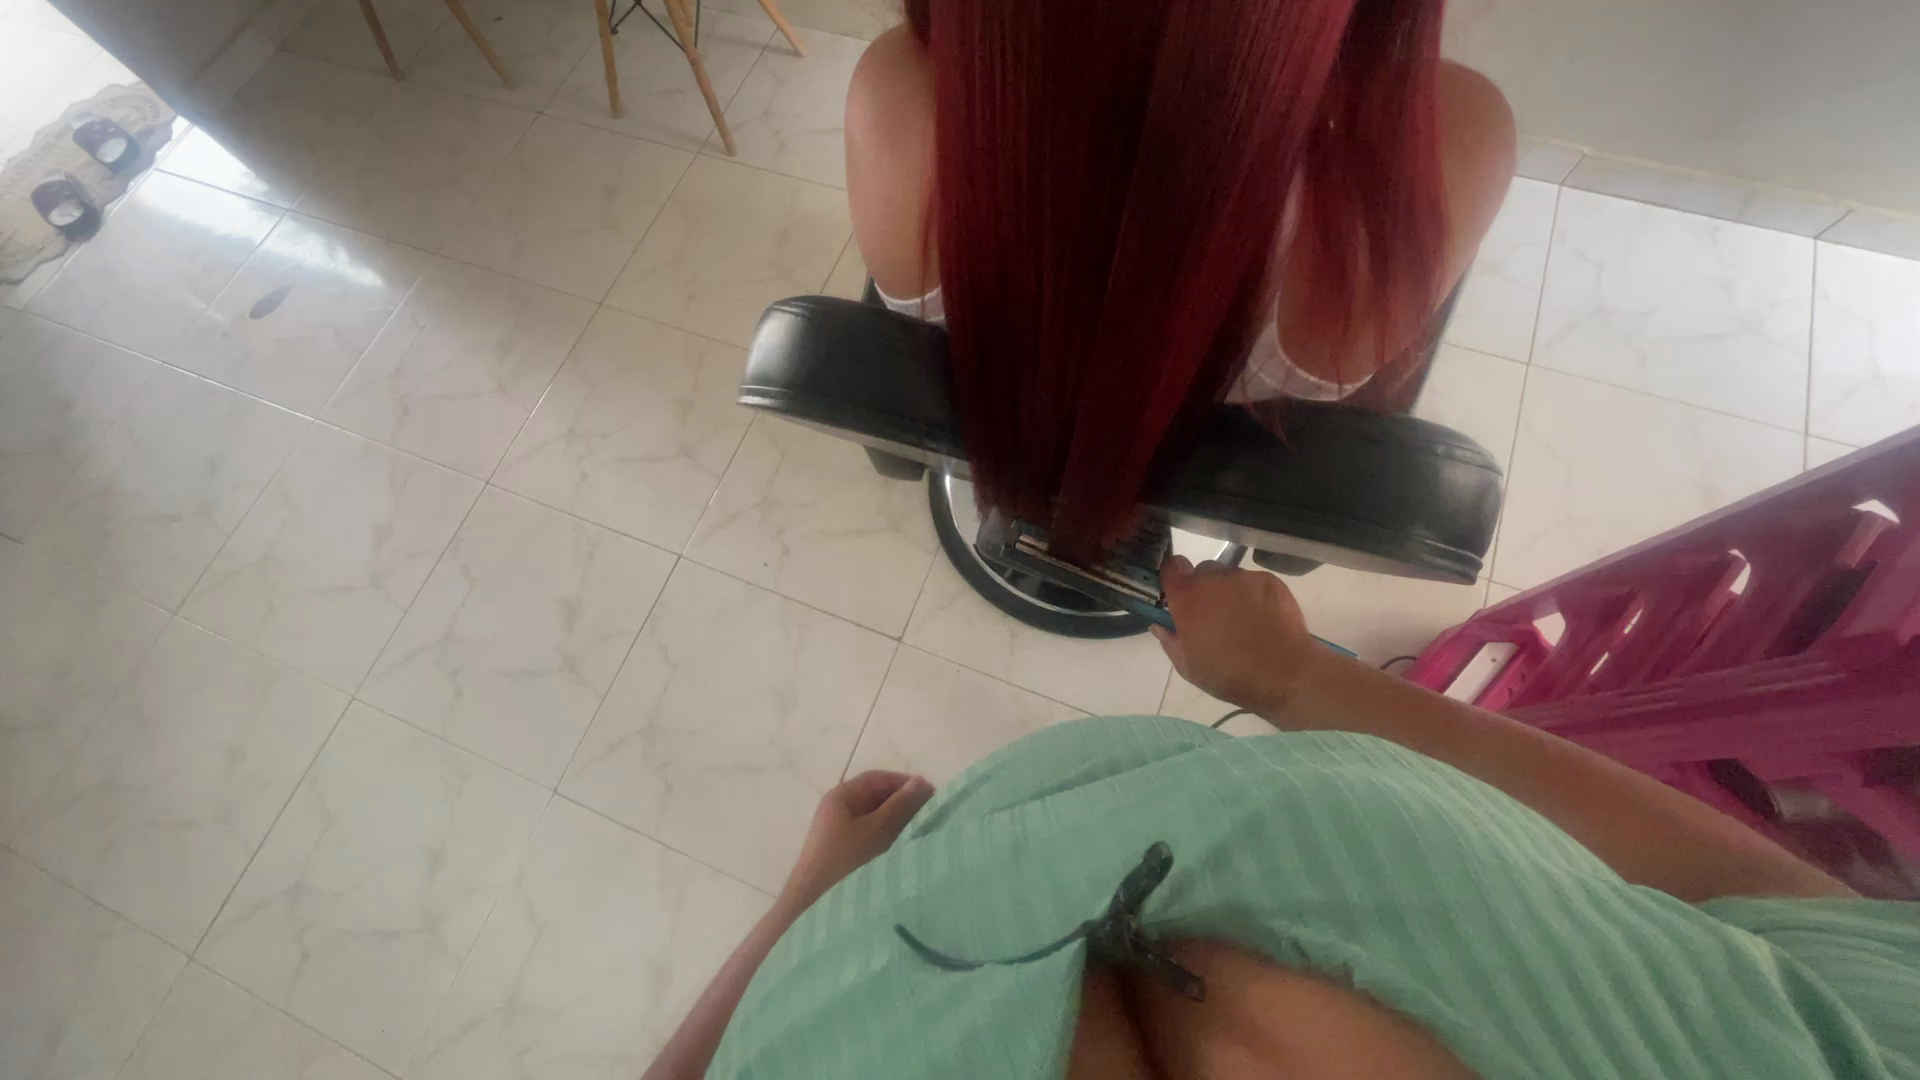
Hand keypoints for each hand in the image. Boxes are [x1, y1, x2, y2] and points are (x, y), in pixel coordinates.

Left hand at [779, 770, 934, 911]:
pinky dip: (884, 832)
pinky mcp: (837, 847)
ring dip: (894, 818)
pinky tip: (898, 845)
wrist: (813, 904)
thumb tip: (921, 781)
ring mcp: (835, 828)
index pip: (878, 779)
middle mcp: (836, 807)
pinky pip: (866, 831)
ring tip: (917, 829)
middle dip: (902, 801)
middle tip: (927, 813)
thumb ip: (900, 805)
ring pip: (871, 814)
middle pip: (874, 795)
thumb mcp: (878, 830)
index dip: (905, 783)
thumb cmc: (846, 862)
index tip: (931, 795)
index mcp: (841, 796)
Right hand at [1153, 555, 1319, 714]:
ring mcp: (1244, 578)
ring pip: (1229, 577)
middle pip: (1202, 572)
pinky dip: (1254, 596)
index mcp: (1188, 596)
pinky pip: (1254, 583)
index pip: (1171, 566)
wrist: (1284, 673)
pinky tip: (1262, 620)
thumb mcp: (1187, 666)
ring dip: (1229, 592)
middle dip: (1203, 589)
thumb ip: (1169, 640)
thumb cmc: (1228, 673)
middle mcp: (1214, 578)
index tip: (1177, 595)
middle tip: (1212, 616)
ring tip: (1243, 621)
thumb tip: (1159, 625)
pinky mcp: (1270, 581)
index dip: (1173, 578)